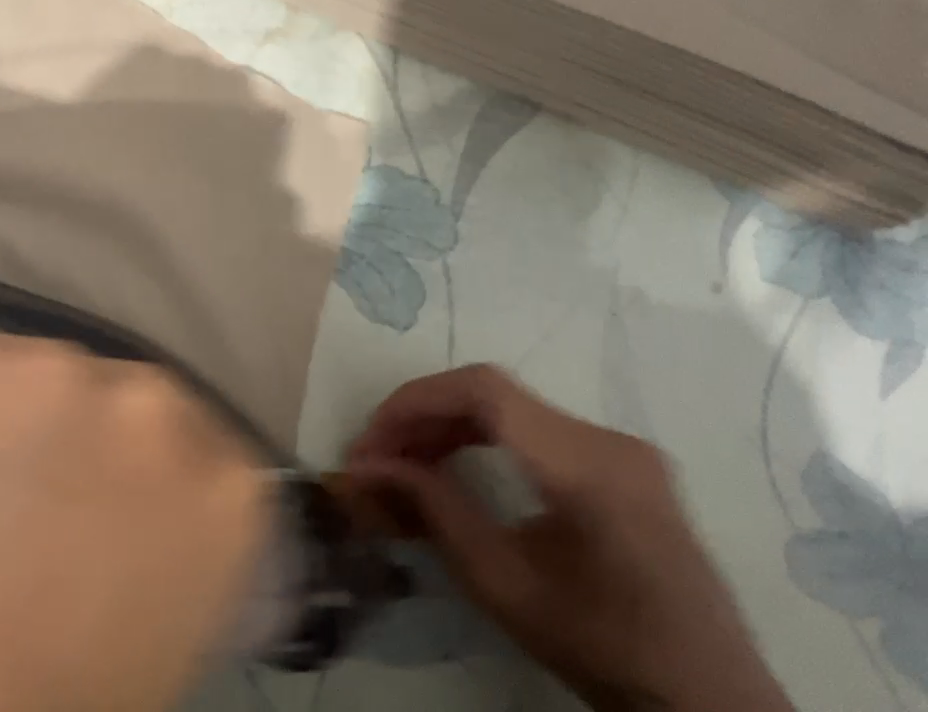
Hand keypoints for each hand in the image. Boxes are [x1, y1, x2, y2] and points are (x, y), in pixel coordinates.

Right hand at [345, 365, 792, 711]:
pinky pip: (534, 429)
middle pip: (492, 395)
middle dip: (421, 418)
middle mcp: (609, 440)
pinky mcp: (622, 466)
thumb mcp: (499, 580)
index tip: (369, 443)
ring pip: (509, 408)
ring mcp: (621, 450)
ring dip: (447, 428)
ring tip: (404, 466)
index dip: (412, 402)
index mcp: (586, 465)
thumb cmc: (598, 642)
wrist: (703, 697)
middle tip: (377, 459)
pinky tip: (452, 469)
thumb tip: (366, 465)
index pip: (482, 390)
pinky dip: (481, 439)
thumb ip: (432, 508)